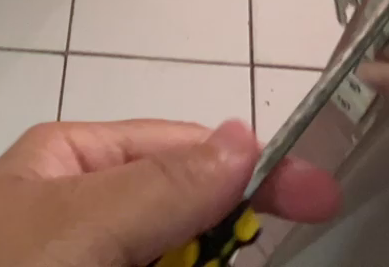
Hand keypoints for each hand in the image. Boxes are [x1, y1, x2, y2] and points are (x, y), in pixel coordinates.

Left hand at [0, 118, 341, 266]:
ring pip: (170, 262)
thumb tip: (243, 135)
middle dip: (221, 242)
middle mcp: (79, 212)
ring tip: (227, 257)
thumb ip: (160, 187)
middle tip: (269, 245)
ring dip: (201, 263)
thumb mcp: (73, 228)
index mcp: (72, 162)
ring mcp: (82, 264)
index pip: (178, 149)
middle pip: (181, 220)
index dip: (248, 169)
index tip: (316, 195)